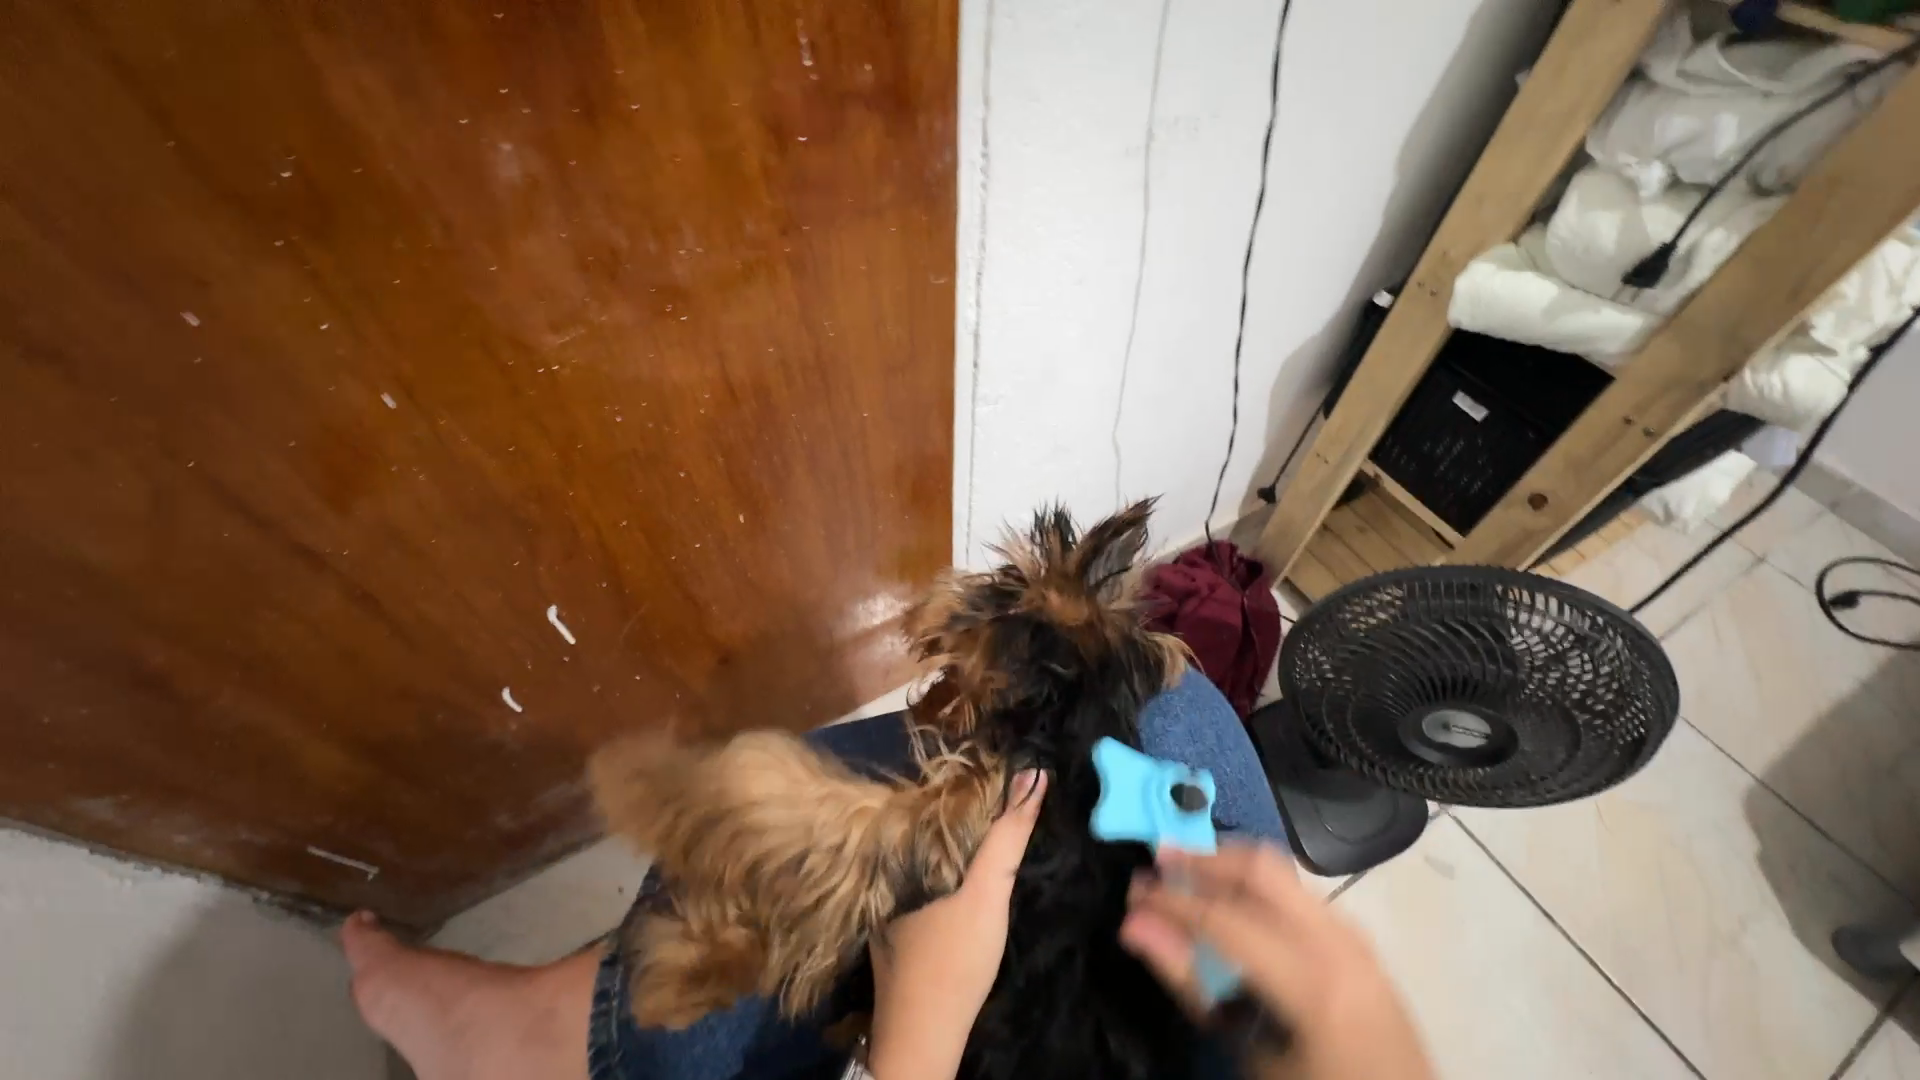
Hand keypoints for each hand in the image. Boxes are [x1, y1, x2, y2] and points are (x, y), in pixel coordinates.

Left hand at [866, 769, 1046, 1079]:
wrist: (923, 1033)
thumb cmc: (955, 955)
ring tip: (1001, 818)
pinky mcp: (893, 914)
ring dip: (962, 834)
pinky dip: (949, 861)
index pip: (942, 795)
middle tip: (1016, 790)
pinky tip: (971, 860)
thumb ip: (1009, 833)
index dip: (979, 782)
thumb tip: (1034, 773)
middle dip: (971, 806)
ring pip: (931, 845)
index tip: (1014, 768)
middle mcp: (887, 860)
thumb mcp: (988, 890)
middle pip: (935, 820)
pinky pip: (925, 869)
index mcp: (901, 845)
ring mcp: (887, 889)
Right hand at [1120, 843, 1436, 1079]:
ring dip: (1230, 868)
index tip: (1133, 894)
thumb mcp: (1248, 1054)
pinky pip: (1300, 894)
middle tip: (1159, 862)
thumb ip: (1192, 985)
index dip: (1170, 901)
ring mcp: (1356, 938)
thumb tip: (1136, 926)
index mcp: (1311, 980)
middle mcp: (1339, 942)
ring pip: (1282, 873)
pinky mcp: (1361, 943)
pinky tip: (1234, 907)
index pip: (1224, 917)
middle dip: (1204, 860)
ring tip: (1188, 878)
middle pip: (1260, 868)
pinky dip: (1258, 888)